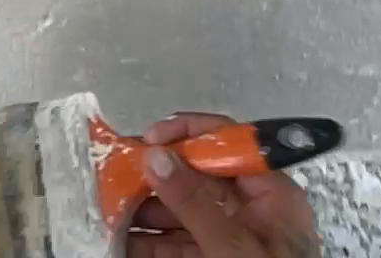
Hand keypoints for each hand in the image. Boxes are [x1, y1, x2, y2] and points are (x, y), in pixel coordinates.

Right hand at [128, 113, 320, 257]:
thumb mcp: (233, 249)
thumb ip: (194, 202)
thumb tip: (154, 155)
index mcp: (271, 194)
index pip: (229, 142)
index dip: (188, 133)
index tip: (149, 140)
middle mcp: (252, 209)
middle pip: (198, 175)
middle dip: (156, 177)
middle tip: (117, 172)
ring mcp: (233, 237)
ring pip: (183, 209)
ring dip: (145, 210)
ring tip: (110, 207)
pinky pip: (180, 242)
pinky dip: (152, 242)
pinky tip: (122, 241)